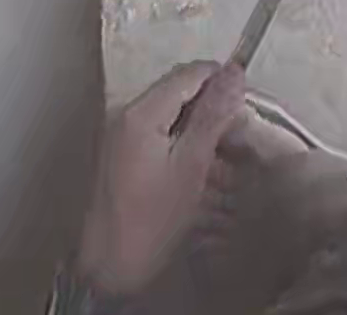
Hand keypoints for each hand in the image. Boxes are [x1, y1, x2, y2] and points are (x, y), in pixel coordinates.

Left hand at [78, 62, 246, 295]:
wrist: (105, 275)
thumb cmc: (151, 222)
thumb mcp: (190, 166)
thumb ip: (212, 114)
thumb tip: (234, 71)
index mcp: (141, 111)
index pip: (190, 72)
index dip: (220, 80)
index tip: (242, 105)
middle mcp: (125, 110)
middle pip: (178, 87)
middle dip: (209, 102)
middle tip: (233, 132)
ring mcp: (118, 130)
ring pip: (169, 107)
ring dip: (197, 121)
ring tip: (218, 152)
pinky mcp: (117, 149)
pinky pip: (156, 126)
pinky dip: (179, 135)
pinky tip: (193, 163)